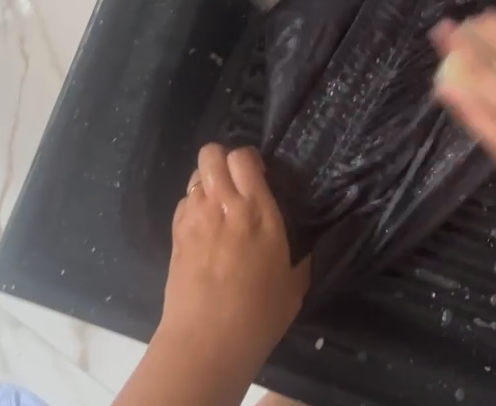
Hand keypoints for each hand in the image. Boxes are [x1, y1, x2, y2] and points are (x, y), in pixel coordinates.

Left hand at [159, 144, 308, 368]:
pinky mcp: (176, 234)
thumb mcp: (294, 283)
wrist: (206, 342)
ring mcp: (195, 217)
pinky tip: (203, 228)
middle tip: (235, 181)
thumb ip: (305, 254)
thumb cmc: (258, 313)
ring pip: (195, 175)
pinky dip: (193, 206)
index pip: (244, 157)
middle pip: (212, 154)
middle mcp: (223, 204)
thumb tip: (320, 242)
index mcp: (257, 210)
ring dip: (207, 182)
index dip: (250, 159)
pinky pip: (183, 202)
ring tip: (218, 205)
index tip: (259, 176)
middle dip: (223, 159)